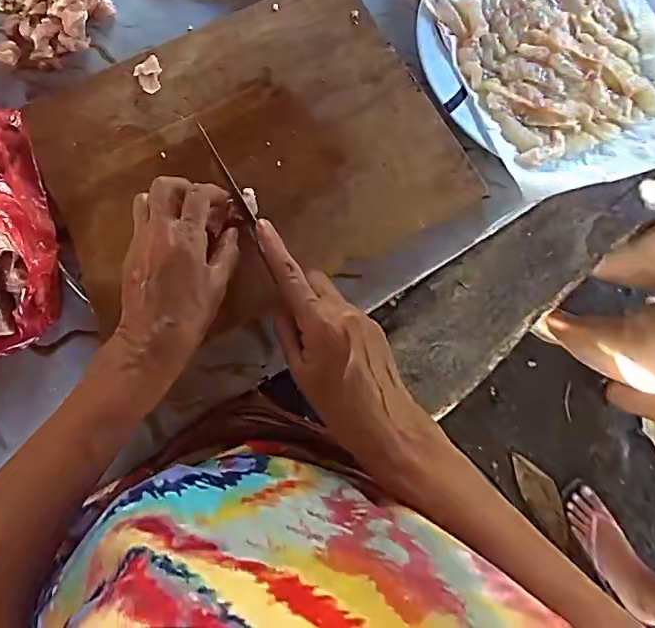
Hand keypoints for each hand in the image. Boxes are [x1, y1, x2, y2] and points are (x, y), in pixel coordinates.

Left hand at [110, 177, 239, 385]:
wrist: (150, 339)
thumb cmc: (190, 314)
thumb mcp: (218, 283)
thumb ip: (227, 251)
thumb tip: (232, 231)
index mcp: (186, 236)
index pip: (198, 194)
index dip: (214, 192)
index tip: (223, 202)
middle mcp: (160, 229)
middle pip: (164, 185)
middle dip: (183, 186)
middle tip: (197, 200)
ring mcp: (140, 238)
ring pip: (144, 199)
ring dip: (163, 200)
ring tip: (180, 216)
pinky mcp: (130, 250)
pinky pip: (140, 221)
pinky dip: (154, 220)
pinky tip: (168, 240)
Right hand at [258, 221, 444, 489]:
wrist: (391, 428)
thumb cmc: (338, 409)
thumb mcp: (300, 374)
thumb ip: (286, 333)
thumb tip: (278, 306)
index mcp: (320, 323)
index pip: (291, 277)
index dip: (275, 250)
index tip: (263, 226)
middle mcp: (343, 311)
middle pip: (313, 279)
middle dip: (298, 287)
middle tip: (289, 319)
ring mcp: (362, 316)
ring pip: (329, 295)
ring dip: (316, 307)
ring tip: (314, 346)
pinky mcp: (374, 325)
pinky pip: (344, 310)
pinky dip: (332, 319)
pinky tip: (335, 352)